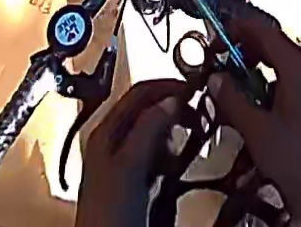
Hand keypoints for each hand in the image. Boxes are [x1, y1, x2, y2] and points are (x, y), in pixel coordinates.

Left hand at [74, 78, 185, 226]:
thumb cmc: (108, 215)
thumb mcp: (130, 165)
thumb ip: (148, 128)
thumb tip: (170, 99)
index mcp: (105, 131)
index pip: (138, 92)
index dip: (165, 86)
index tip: (192, 87)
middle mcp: (112, 142)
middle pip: (146, 110)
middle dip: (171, 108)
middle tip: (195, 109)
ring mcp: (123, 164)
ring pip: (154, 133)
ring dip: (172, 131)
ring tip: (189, 133)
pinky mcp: (135, 184)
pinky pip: (157, 157)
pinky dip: (170, 154)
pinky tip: (178, 163)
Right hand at [208, 18, 300, 226]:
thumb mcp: (261, 134)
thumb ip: (234, 103)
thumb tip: (214, 78)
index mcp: (296, 68)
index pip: (264, 30)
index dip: (238, 28)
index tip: (215, 38)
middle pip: (272, 47)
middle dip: (244, 52)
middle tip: (221, 66)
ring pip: (281, 68)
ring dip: (255, 74)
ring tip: (235, 93)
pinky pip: (290, 86)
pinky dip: (269, 90)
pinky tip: (258, 115)